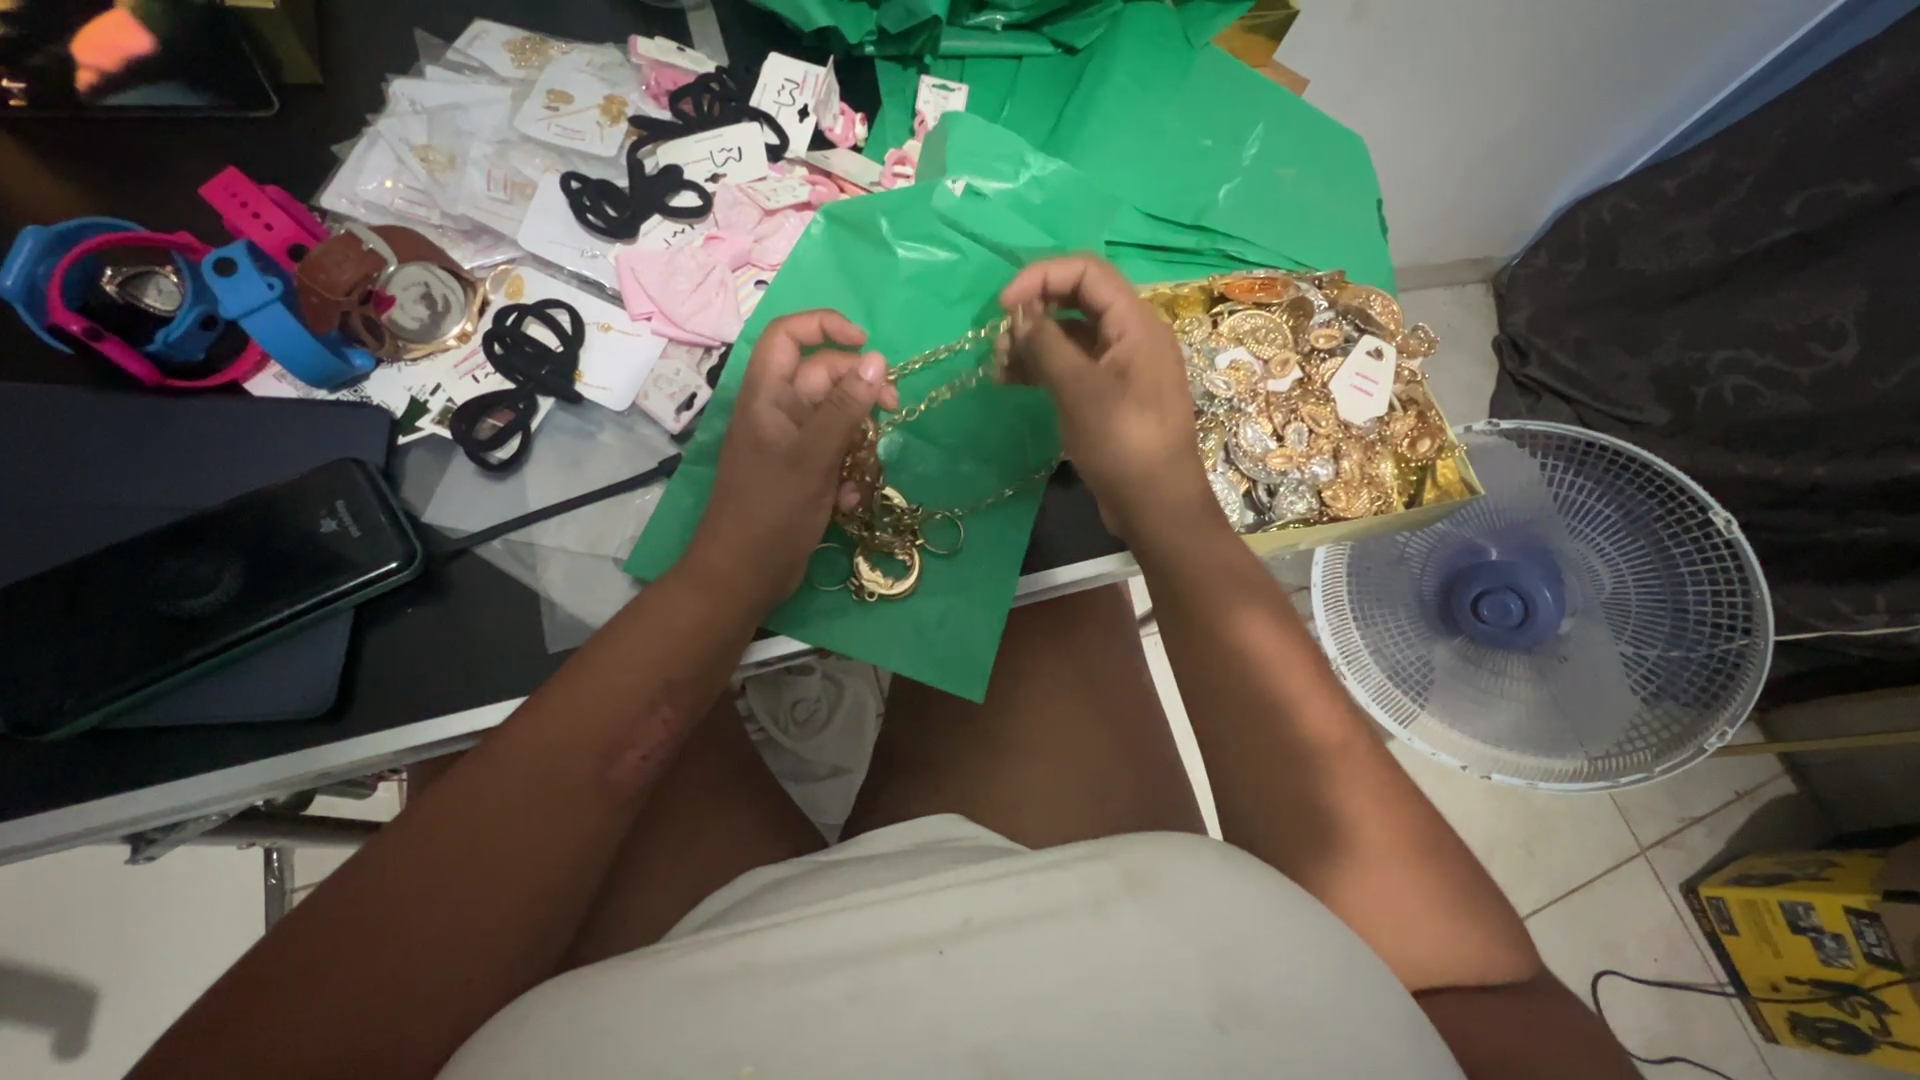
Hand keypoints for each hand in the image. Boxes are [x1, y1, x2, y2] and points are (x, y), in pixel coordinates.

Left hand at [683, 311, 899, 611]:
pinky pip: (836, 455)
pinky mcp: (803, 474)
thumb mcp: (813, 456)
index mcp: (767, 395)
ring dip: (859, 441)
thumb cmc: (770, 511)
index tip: (867, 343)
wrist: (743, 576)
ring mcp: (790, 444)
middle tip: (893, 409)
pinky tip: (849, 500)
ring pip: (837, 419)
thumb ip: (846, 407)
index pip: (790, 335)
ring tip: (863, 472)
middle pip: (825, 377)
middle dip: (860, 392)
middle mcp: (777, 412)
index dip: (826, 326)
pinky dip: (848, 472)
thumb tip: (877, 359)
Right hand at [999, 256, 1215, 545]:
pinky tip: (1011, 381)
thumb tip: (1020, 314)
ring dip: (1033, 343)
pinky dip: (1043, 368)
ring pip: (1071, 335)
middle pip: (1077, 300)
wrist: (1155, 505)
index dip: (1041, 277)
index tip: (1003, 306)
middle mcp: (1131, 336)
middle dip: (1034, 312)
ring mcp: (1121, 366)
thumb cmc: (1123, 443)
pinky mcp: (1109, 395)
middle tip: (999, 341)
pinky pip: (1073, 366)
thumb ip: (1047, 344)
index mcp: (1136, 323)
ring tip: (999, 367)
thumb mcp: (1080, 390)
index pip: (1087, 272)